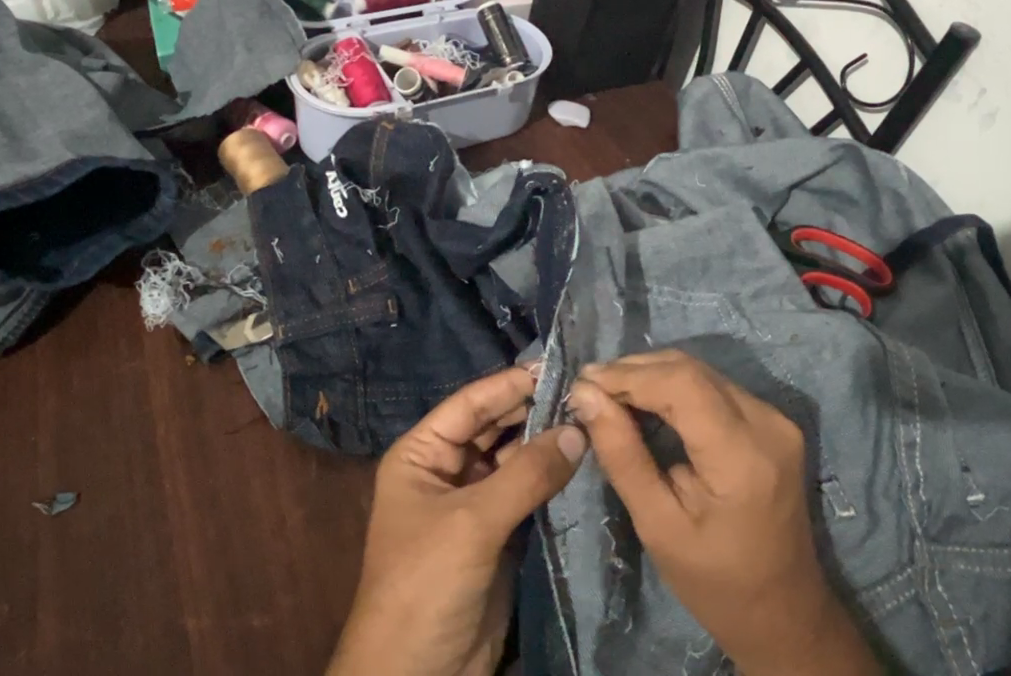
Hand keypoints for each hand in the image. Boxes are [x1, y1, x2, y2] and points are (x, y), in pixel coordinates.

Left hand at [328, 366, 588, 675]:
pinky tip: (583, 462)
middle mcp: (445, 470)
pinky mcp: (496, 534)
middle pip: (493, 428)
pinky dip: (550, 478)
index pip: (470, 404)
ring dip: (546, 443)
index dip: (511, 383)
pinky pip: (525, 493)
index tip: (558, 366)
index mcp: (421, 454)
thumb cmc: (427, 581)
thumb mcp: (473, 522)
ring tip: (593, 421)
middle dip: (533, 411)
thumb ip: (527, 473)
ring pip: (513, 460)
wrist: (417, 672)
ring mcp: (471, 503)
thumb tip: (580, 429)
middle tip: (585, 393)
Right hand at [567, 351, 879, 675]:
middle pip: (690, 370)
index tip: (581, 386)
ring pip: (700, 372)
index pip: (680, 382)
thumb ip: (622, 454)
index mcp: (742, 455)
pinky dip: (673, 387)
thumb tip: (585, 395)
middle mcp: (766, 423)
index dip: (627, 375)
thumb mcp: (657, 524)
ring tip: (606, 394)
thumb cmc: (714, 580)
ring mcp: (775, 419)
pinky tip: (642, 402)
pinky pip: (713, 387)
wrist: (783, 611)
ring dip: (651, 375)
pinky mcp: (772, 422)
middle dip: (633, 371)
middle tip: (587, 390)